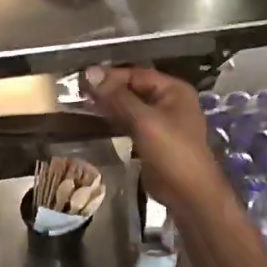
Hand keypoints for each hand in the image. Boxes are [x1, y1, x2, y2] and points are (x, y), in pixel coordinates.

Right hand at [84, 65, 224, 208]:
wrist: (189, 193)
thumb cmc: (171, 152)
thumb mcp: (144, 121)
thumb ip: (118, 97)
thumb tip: (90, 73)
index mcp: (174, 90)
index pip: (137, 74)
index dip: (110, 75)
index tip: (82, 78)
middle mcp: (169, 102)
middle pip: (134, 89)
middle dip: (108, 90)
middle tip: (78, 92)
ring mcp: (161, 122)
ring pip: (130, 107)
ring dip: (109, 105)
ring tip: (82, 104)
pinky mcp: (152, 140)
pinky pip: (130, 123)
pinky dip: (114, 120)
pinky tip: (96, 120)